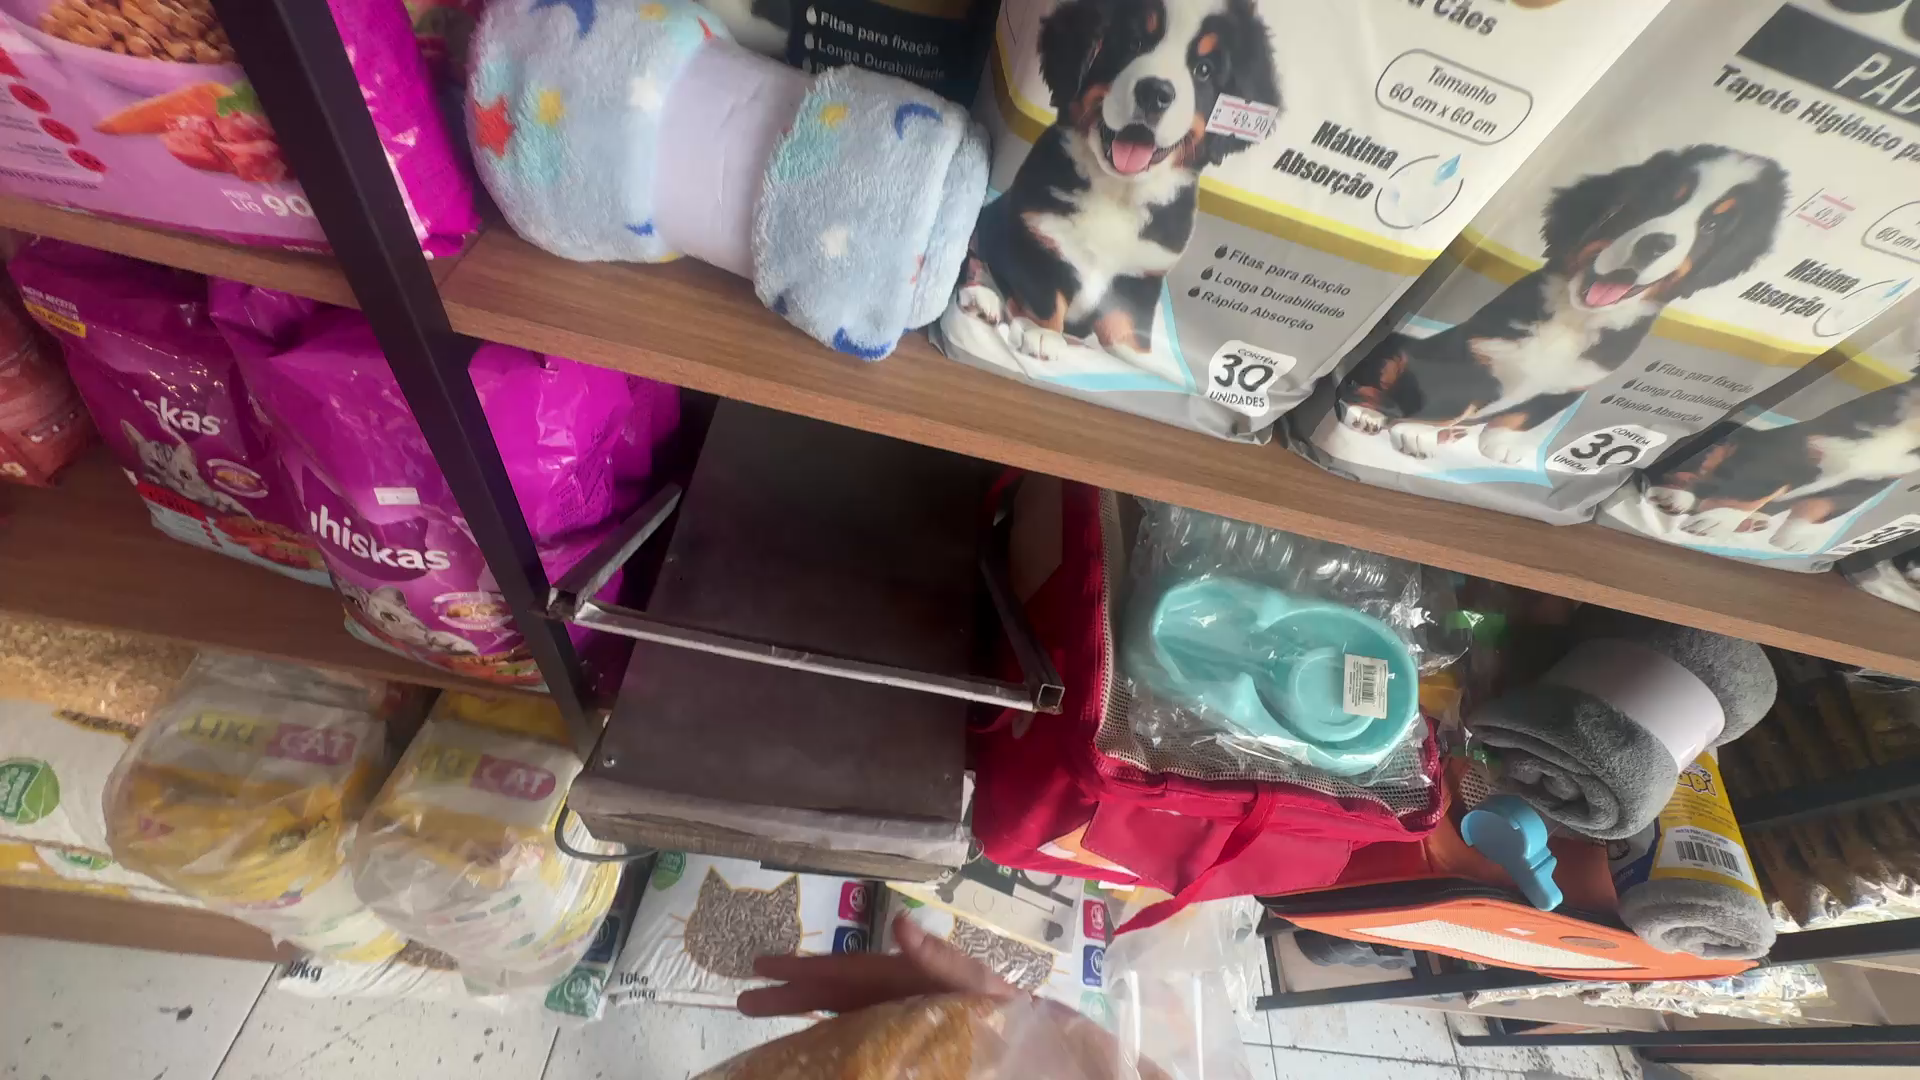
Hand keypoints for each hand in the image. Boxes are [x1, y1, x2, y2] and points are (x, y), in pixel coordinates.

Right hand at [735, 912, 1020, 1016]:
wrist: (1016, 1028)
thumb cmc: (995, 1001)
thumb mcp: (968, 977)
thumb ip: (935, 955)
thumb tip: (897, 920)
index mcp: (896, 972)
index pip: (841, 972)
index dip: (802, 969)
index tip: (763, 965)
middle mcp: (886, 991)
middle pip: (829, 990)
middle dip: (789, 990)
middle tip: (742, 995)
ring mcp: (889, 1014)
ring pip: (835, 1011)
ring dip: (801, 1010)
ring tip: (760, 1013)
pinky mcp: (897, 1036)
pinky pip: (853, 1035)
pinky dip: (827, 1036)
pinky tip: (807, 1048)